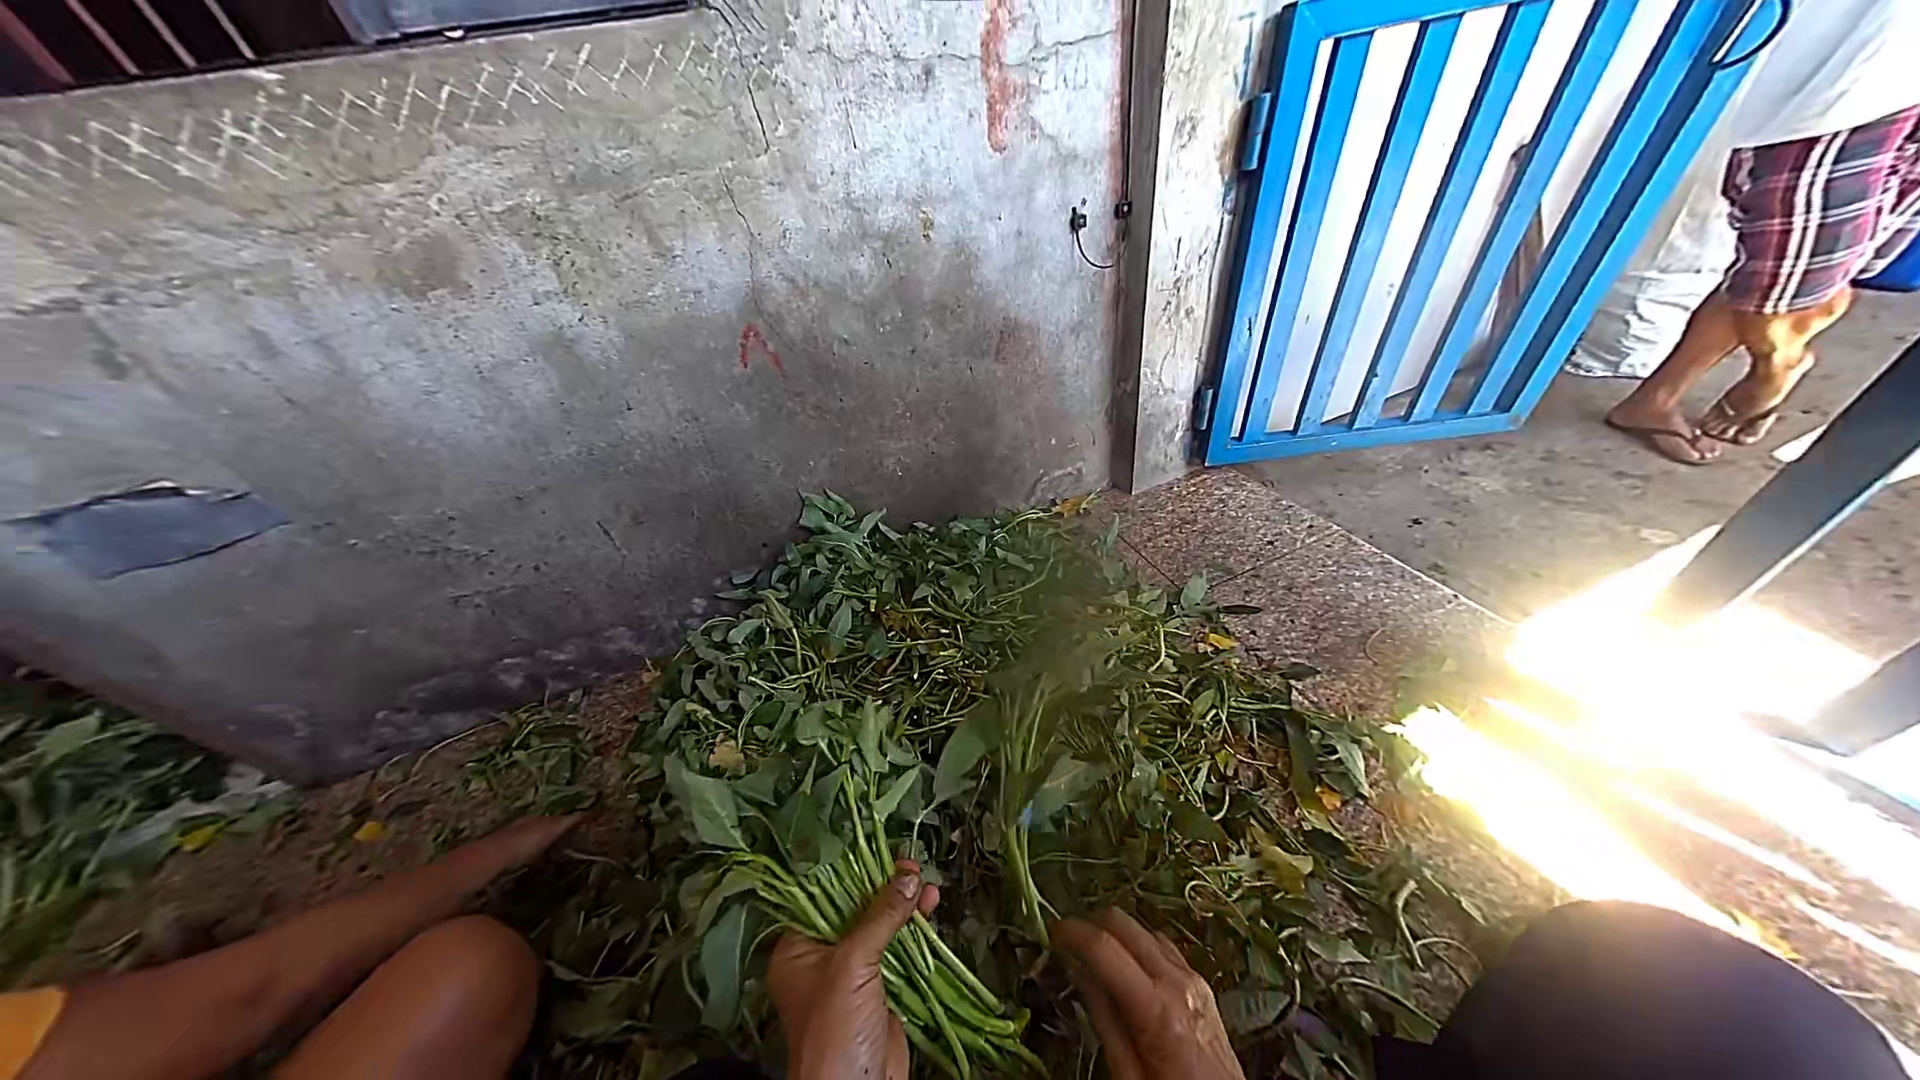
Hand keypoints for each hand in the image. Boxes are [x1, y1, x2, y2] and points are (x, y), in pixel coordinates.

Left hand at [768, 859, 940, 1079]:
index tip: (878, 849)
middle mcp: (823, 956)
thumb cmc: (836, 1029)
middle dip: (884, 886)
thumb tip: (907, 875)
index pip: (822, 895)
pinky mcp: (880, 987)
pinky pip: (897, 948)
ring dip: (903, 905)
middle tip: (910, 864)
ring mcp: (852, 972)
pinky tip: (928, 908)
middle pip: (855, 907)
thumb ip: (880, 917)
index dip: (851, 870)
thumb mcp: (852, 964)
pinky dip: (913, 929)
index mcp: (799, 948)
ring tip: (925, 884)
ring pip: (879, 925)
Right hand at [1052, 908, 1245, 1079]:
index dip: (1071, 932)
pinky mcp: (1201, 981)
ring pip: (1140, 927)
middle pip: (1122, 922)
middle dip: (1089, 924)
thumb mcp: (1127, 1074)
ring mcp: (1192, 977)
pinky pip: (1161, 944)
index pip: (1104, 947)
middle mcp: (1177, 981)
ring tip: (1093, 956)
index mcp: (1156, 1010)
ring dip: (1113, 932)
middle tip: (1068, 944)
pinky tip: (1126, 967)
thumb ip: (1102, 1017)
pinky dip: (1137, 944)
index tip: (1050, 932)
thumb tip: (1074, 968)